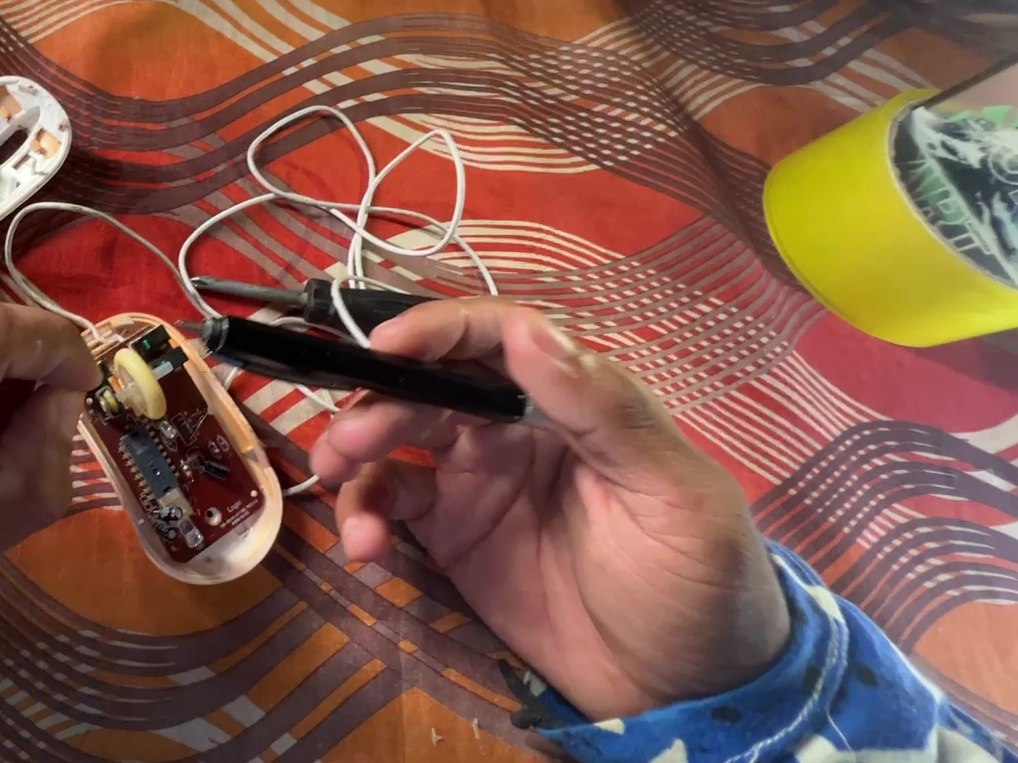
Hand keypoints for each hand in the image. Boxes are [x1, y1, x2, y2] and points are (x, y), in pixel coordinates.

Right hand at [310, 299, 790, 720]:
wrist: (680, 700)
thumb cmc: (696, 586)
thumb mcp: (674, 496)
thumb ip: (606, 410)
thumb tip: (528, 332)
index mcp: (562, 400)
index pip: (490, 338)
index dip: (435, 329)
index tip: (387, 345)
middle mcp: (503, 424)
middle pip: (422, 384)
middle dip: (376, 400)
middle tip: (349, 440)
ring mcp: (464, 474)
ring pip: (387, 434)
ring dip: (350, 447)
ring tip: (332, 477)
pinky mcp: (439, 525)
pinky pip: (383, 499)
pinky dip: (360, 512)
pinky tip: (364, 545)